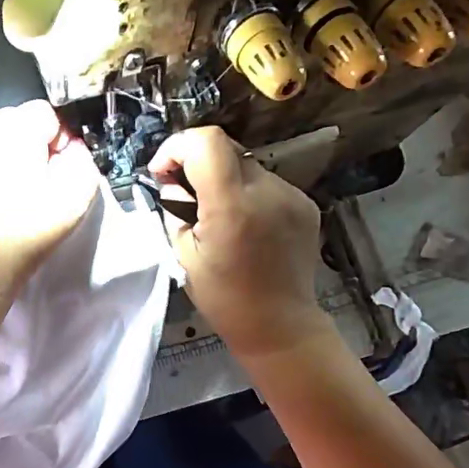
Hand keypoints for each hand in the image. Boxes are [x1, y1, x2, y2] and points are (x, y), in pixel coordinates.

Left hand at [0, 101, 98, 301]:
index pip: (49, 114)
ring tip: (13, 205)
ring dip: (7, 166)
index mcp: (11, 126)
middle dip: (32, 150)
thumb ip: (84, 163)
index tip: (63, 172)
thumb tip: (74, 153)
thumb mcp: (73, 200)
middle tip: (41, 190)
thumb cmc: (19, 236)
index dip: (63, 142)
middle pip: (17, 125)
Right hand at [150, 126, 328, 358]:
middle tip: (184, 193)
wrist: (279, 325)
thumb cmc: (224, 298)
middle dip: (197, 162)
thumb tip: (173, 184)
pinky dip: (248, 195)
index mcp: (232, 206)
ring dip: (224, 181)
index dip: (177, 147)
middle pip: (226, 148)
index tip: (163, 172)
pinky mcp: (305, 204)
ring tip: (217, 217)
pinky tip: (245, 226)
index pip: (206, 142)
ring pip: (246, 167)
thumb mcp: (184, 256)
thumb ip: (176, 211)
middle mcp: (267, 191)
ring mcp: (292, 195)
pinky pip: (267, 185)